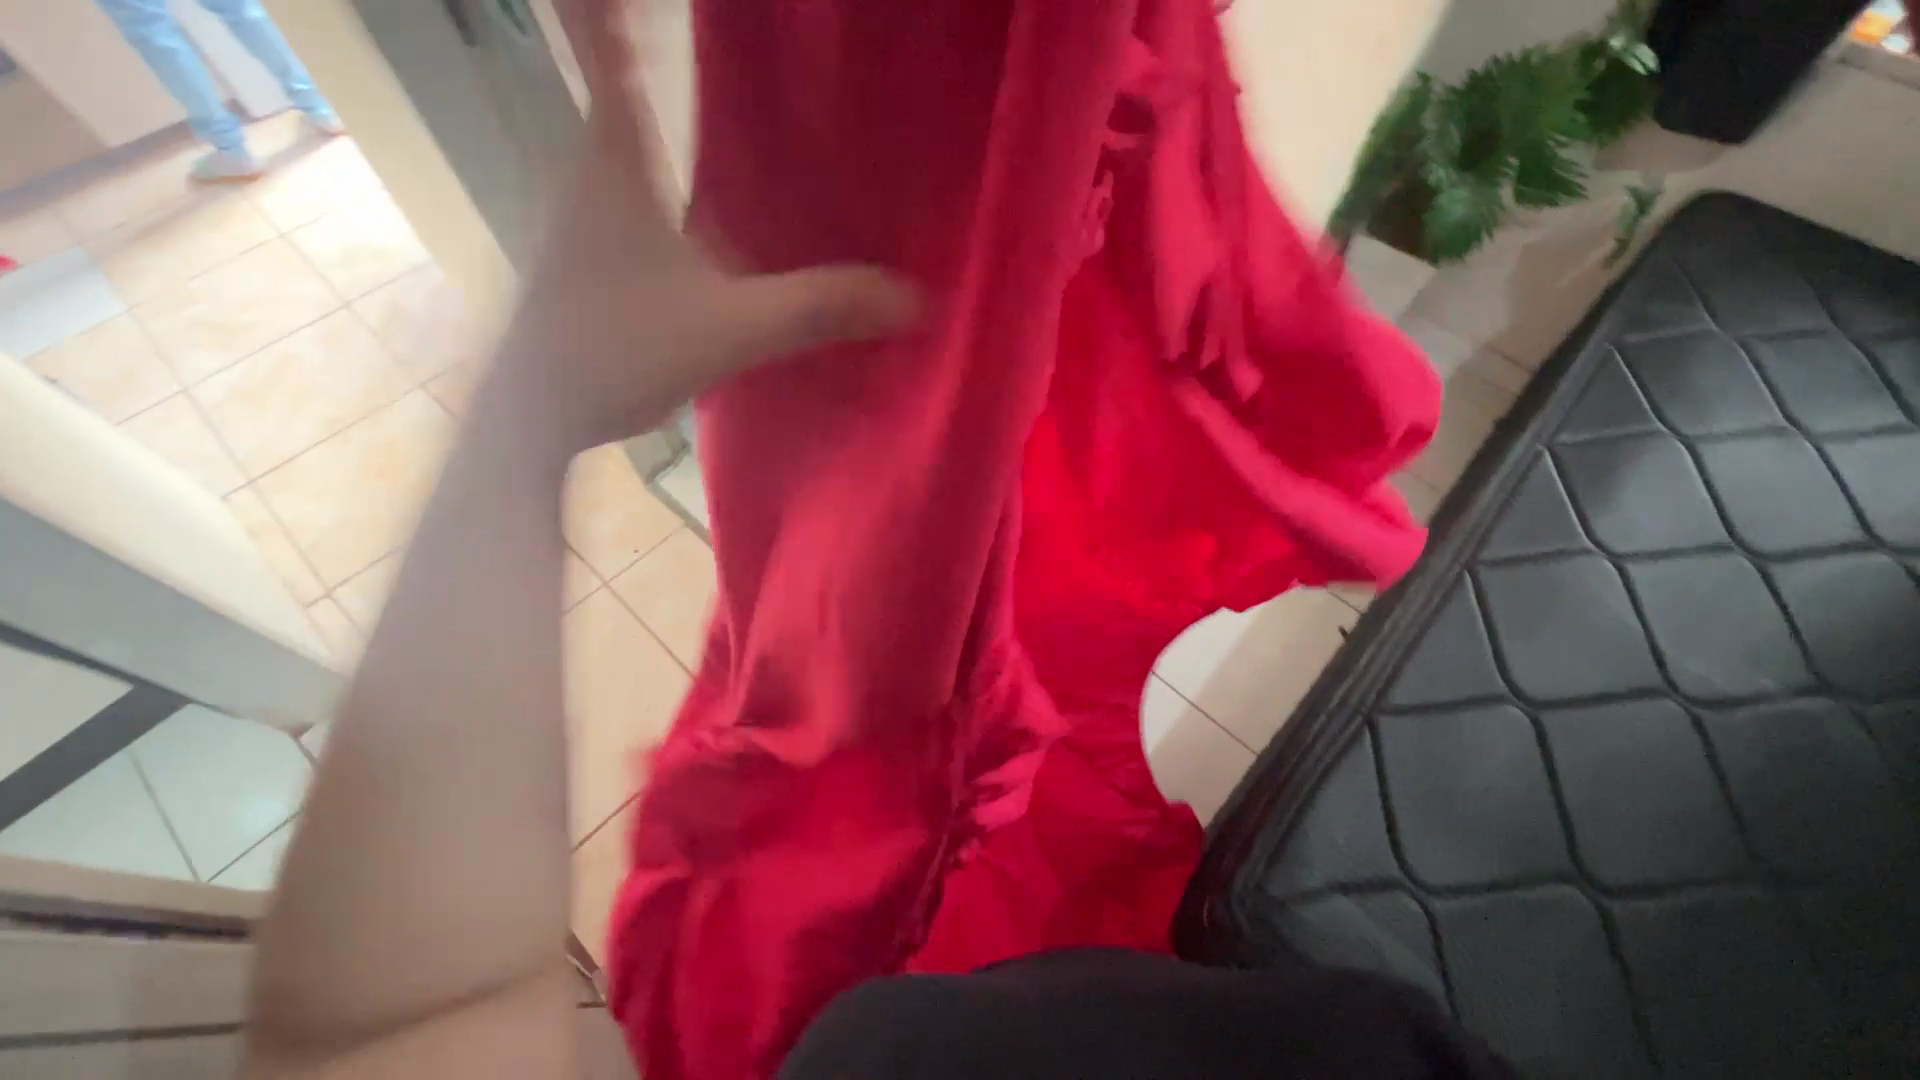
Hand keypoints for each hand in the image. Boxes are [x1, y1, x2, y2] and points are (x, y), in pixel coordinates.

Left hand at [500, 0, 917, 451]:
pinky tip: (713, 219)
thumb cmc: (617, 349)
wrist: (535, 417)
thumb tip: (912, 299)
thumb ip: (819, 309)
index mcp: (616, 158)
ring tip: (738, 114)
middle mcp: (592, 171)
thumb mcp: (732, 329)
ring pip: (630, 144)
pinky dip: (669, 184)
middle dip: (653, 51)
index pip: (602, 41)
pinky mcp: (591, 258)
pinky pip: (638, 197)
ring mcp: (584, 216)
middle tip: (743, 53)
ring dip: (666, 119)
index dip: (611, 3)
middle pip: (619, 81)